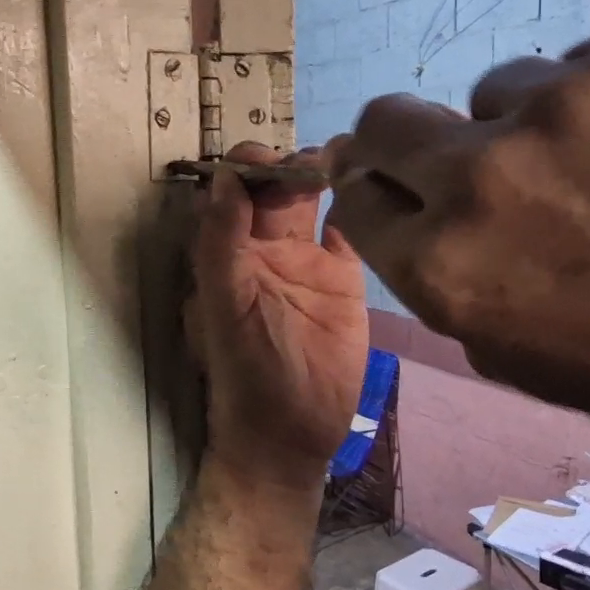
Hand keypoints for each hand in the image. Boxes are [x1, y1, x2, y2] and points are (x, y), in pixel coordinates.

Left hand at [191, 142, 368, 487]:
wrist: (291, 433)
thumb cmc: (248, 373)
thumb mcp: (228, 306)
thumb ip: (221, 244)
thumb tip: (222, 178)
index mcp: (227, 253)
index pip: (230, 193)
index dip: (244, 168)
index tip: (266, 156)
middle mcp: (263, 248)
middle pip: (272, 189)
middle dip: (286, 164)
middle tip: (311, 157)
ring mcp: (305, 261)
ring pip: (309, 201)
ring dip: (319, 176)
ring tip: (342, 158)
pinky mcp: (342, 278)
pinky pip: (347, 232)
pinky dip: (354, 208)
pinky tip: (368, 189)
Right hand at [324, 10, 589, 444]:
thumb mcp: (515, 353)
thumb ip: (442, 277)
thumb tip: (414, 214)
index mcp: (444, 265)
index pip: (355, 196)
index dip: (377, 194)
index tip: (401, 193)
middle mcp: (481, 175)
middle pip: (385, 120)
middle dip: (406, 143)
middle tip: (466, 159)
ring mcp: (564, 98)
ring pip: (500, 88)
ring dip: (530, 124)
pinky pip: (588, 60)